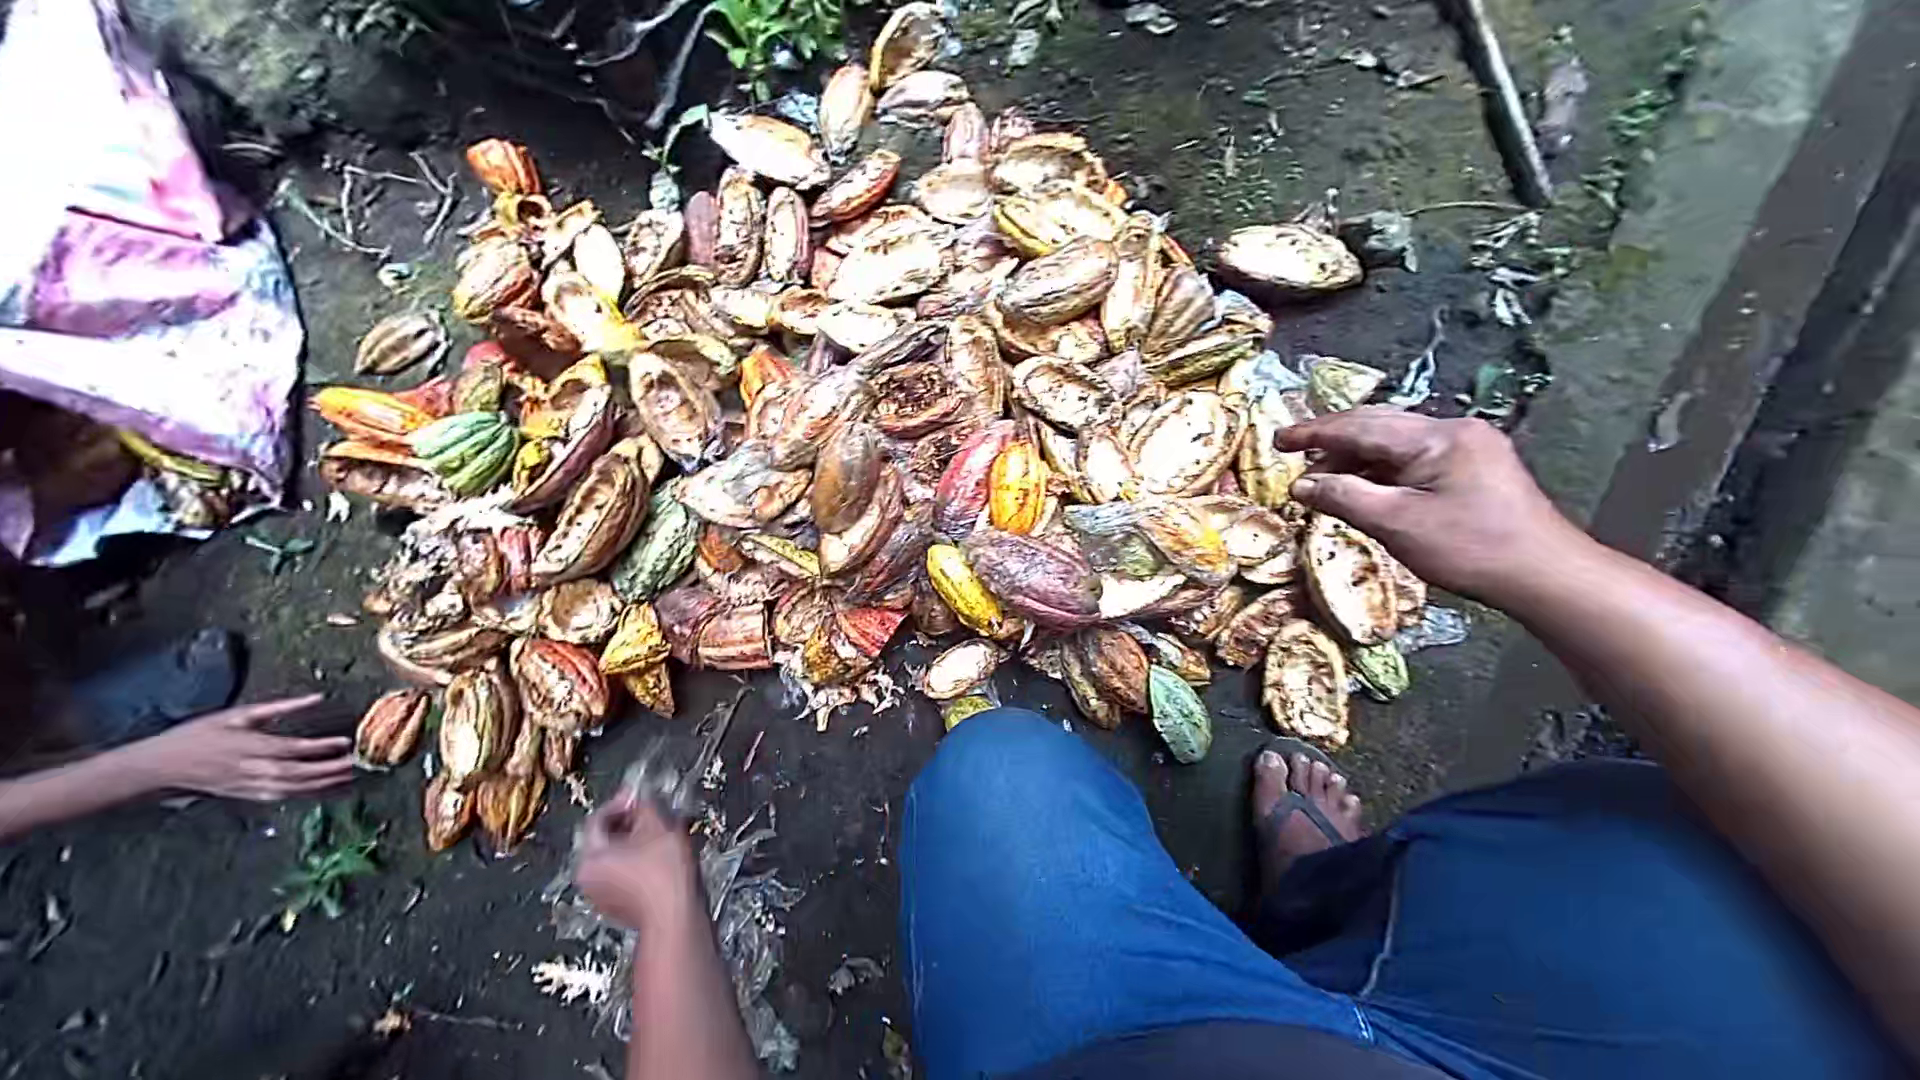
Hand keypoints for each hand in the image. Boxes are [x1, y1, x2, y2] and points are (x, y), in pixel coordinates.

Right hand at [135, 693, 355, 800]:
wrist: (156, 767)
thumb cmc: (198, 735)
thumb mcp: (238, 715)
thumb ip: (281, 707)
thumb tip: (318, 696)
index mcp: (250, 747)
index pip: (293, 748)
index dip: (321, 747)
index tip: (347, 741)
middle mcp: (251, 769)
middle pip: (296, 772)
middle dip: (329, 769)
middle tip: (358, 763)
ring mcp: (247, 785)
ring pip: (291, 787)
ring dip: (323, 784)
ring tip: (351, 777)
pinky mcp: (245, 794)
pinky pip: (280, 796)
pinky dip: (306, 794)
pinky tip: (328, 790)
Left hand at [574, 792, 701, 930]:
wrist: (676, 916)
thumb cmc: (664, 873)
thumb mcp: (657, 826)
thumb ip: (644, 805)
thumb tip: (640, 797)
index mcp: (590, 859)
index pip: (598, 820)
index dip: (621, 803)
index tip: (640, 796)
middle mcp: (589, 879)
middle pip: (607, 839)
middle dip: (632, 823)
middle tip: (655, 813)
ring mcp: (603, 896)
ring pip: (617, 857)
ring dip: (638, 842)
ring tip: (664, 834)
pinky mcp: (620, 907)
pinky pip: (625, 875)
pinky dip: (640, 862)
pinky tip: (664, 857)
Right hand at [1280, 409, 1590, 603]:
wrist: (1544, 574)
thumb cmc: (1469, 548)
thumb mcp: (1396, 524)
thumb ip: (1343, 497)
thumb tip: (1301, 484)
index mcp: (1437, 438)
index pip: (1360, 428)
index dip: (1314, 434)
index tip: (1278, 440)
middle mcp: (1453, 431)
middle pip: (1377, 424)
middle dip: (1331, 438)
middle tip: (1293, 452)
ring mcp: (1467, 446)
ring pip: (1393, 439)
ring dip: (1353, 454)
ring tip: (1321, 475)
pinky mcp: (1473, 465)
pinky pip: (1410, 454)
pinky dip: (1377, 466)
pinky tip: (1360, 483)